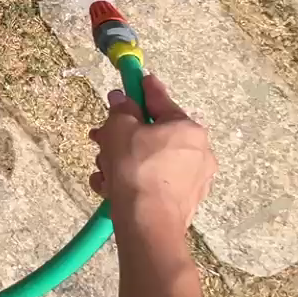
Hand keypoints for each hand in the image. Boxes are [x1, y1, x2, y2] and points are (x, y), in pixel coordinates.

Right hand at [88, 75, 215, 249]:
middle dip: (121, 134)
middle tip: (99, 137)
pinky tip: (111, 186)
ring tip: (102, 169)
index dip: (143, 87)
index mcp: (187, 128)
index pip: (160, 100)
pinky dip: (131, 178)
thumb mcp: (119, 128)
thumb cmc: (134, 166)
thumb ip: (121, 109)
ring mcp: (194, 177)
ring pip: (148, 157)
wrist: (147, 219)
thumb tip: (122, 98)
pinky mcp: (185, 199)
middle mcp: (198, 151)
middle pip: (151, 132)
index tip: (138, 76)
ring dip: (120, 159)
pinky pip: (152, 178)